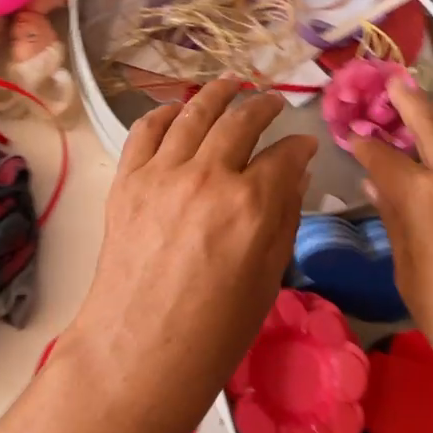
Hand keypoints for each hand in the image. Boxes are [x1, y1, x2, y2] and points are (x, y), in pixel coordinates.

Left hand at [0, 80, 316, 432]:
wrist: (140, 349)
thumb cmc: (215, 328)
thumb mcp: (267, 277)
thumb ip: (284, 217)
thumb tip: (296, 172)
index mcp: (250, 204)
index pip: (284, 154)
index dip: (299, 144)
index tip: (305, 142)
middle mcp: (207, 175)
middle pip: (240, 120)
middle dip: (262, 105)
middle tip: (272, 100)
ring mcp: (162, 172)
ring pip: (193, 113)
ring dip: (216, 93)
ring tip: (231, 83)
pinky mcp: (127, 178)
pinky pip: (145, 129)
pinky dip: (164, 112)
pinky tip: (178, 109)